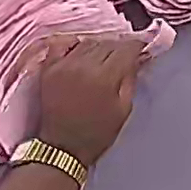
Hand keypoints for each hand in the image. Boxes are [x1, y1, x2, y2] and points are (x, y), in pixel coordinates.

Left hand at [36, 35, 145, 166]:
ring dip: (99, 46)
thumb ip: (130, 79)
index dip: (137, 46)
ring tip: (103, 57)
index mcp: (106, 77)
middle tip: (124, 56)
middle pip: (107, 42)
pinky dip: (73, 44)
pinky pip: (62, 44)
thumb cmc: (98, 132)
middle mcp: (84, 65)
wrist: (62, 147)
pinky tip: (79, 52)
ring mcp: (64, 64)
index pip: (126, 48)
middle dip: (119, 47)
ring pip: (88, 42)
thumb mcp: (124, 109)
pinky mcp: (49, 68)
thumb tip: (137, 58)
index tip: (141, 48)